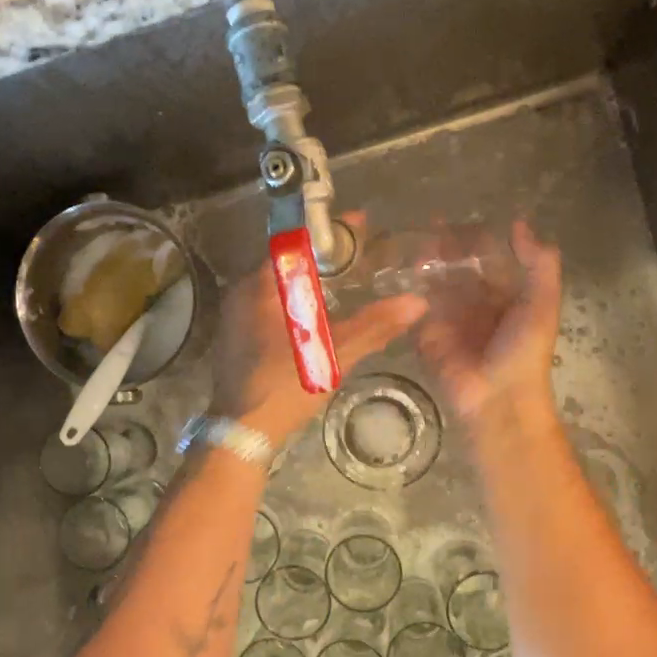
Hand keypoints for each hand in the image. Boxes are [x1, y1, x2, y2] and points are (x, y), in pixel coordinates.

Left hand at [211, 216, 427, 443]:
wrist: (240, 432)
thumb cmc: (283, 387)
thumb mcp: (333, 355)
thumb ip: (374, 326)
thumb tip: (417, 303)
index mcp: (262, 287)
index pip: (299, 241)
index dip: (333, 232)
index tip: (364, 225)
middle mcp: (244, 293)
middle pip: (290, 261)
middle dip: (327, 256)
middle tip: (364, 253)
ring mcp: (239, 317)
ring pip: (281, 286)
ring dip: (314, 280)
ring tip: (350, 279)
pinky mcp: (241, 338)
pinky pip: (274, 306)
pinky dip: (300, 302)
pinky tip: (323, 314)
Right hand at [415, 221, 562, 429]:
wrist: (497, 399)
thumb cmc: (523, 350)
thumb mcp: (542, 302)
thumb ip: (538, 263)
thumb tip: (519, 224)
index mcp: (506, 296)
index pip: (488, 259)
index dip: (474, 238)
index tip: (459, 218)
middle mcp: (477, 305)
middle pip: (458, 269)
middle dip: (444, 248)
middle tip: (428, 225)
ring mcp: (450, 321)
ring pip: (435, 285)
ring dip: (426, 265)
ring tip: (414, 245)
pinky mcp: (427, 337)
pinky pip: (416, 310)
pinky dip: (408, 291)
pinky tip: (399, 271)